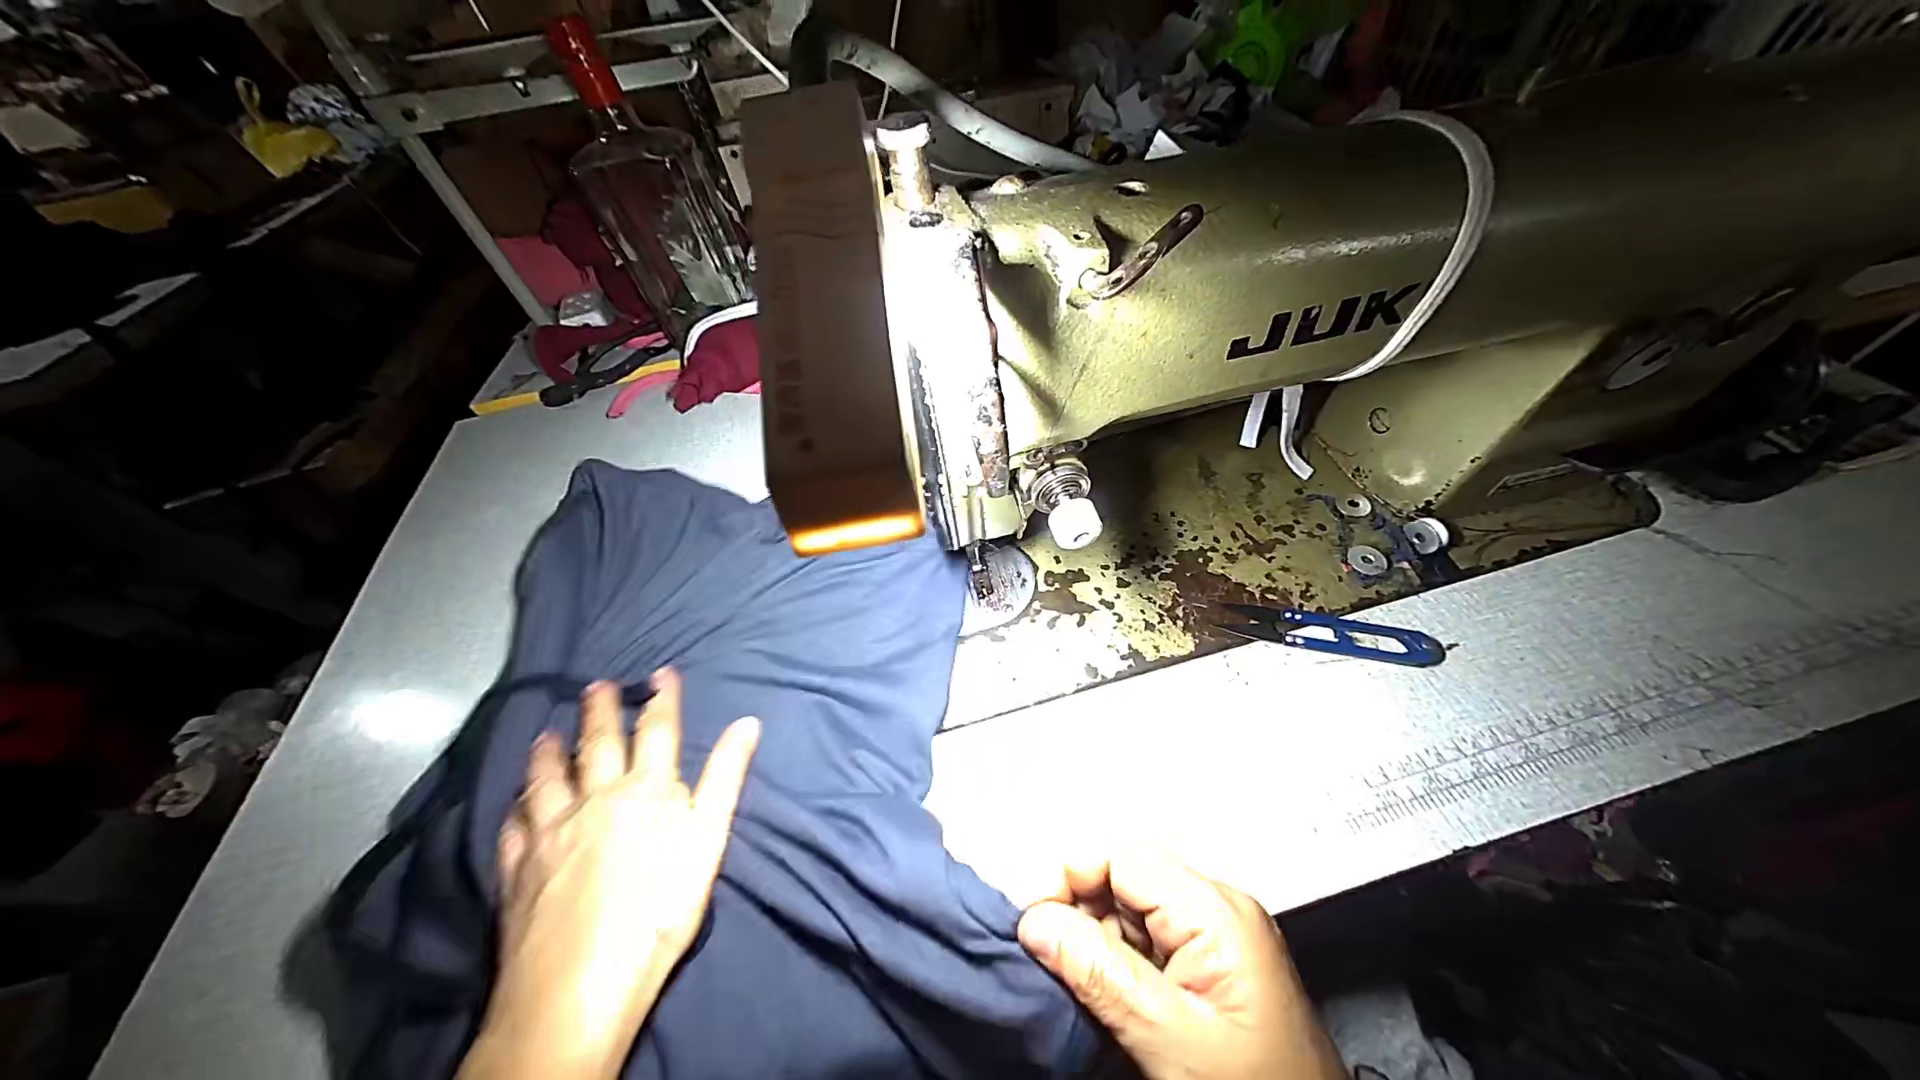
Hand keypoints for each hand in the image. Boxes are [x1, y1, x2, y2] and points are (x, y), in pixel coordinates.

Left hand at [458, 669, 760, 1079]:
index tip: (661, 673)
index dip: (662, 698)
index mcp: (646, 789)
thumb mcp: (709, 839)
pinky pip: (513, 826)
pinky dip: (515, 807)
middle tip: (595, 685)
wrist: (584, 982)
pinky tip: (513, 803)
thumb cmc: (662, 908)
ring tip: (547, 732)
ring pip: (547, 778)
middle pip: (597, 744)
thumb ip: (725, 776)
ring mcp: (551, 830)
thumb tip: (747, 723)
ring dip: (548, 751)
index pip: (658, 730)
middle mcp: (596, 797)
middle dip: (600, 710)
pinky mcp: (519, 867)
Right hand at [1016, 854, 1345, 1079]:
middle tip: (1046, 965)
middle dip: (1075, 915)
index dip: (1065, 880)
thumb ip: (1100, 972)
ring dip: (1090, 945)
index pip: (1118, 858)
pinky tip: (1104, 1003)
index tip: (1028, 924)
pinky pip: (1141, 944)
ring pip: (1123, 913)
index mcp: (1215, 911)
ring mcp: (1212, 939)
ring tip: (1078, 994)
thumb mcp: (1170, 1039)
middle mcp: (1214, 910)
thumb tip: (1034, 920)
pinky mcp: (1206, 968)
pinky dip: (1111, 966)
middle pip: (1118, 880)